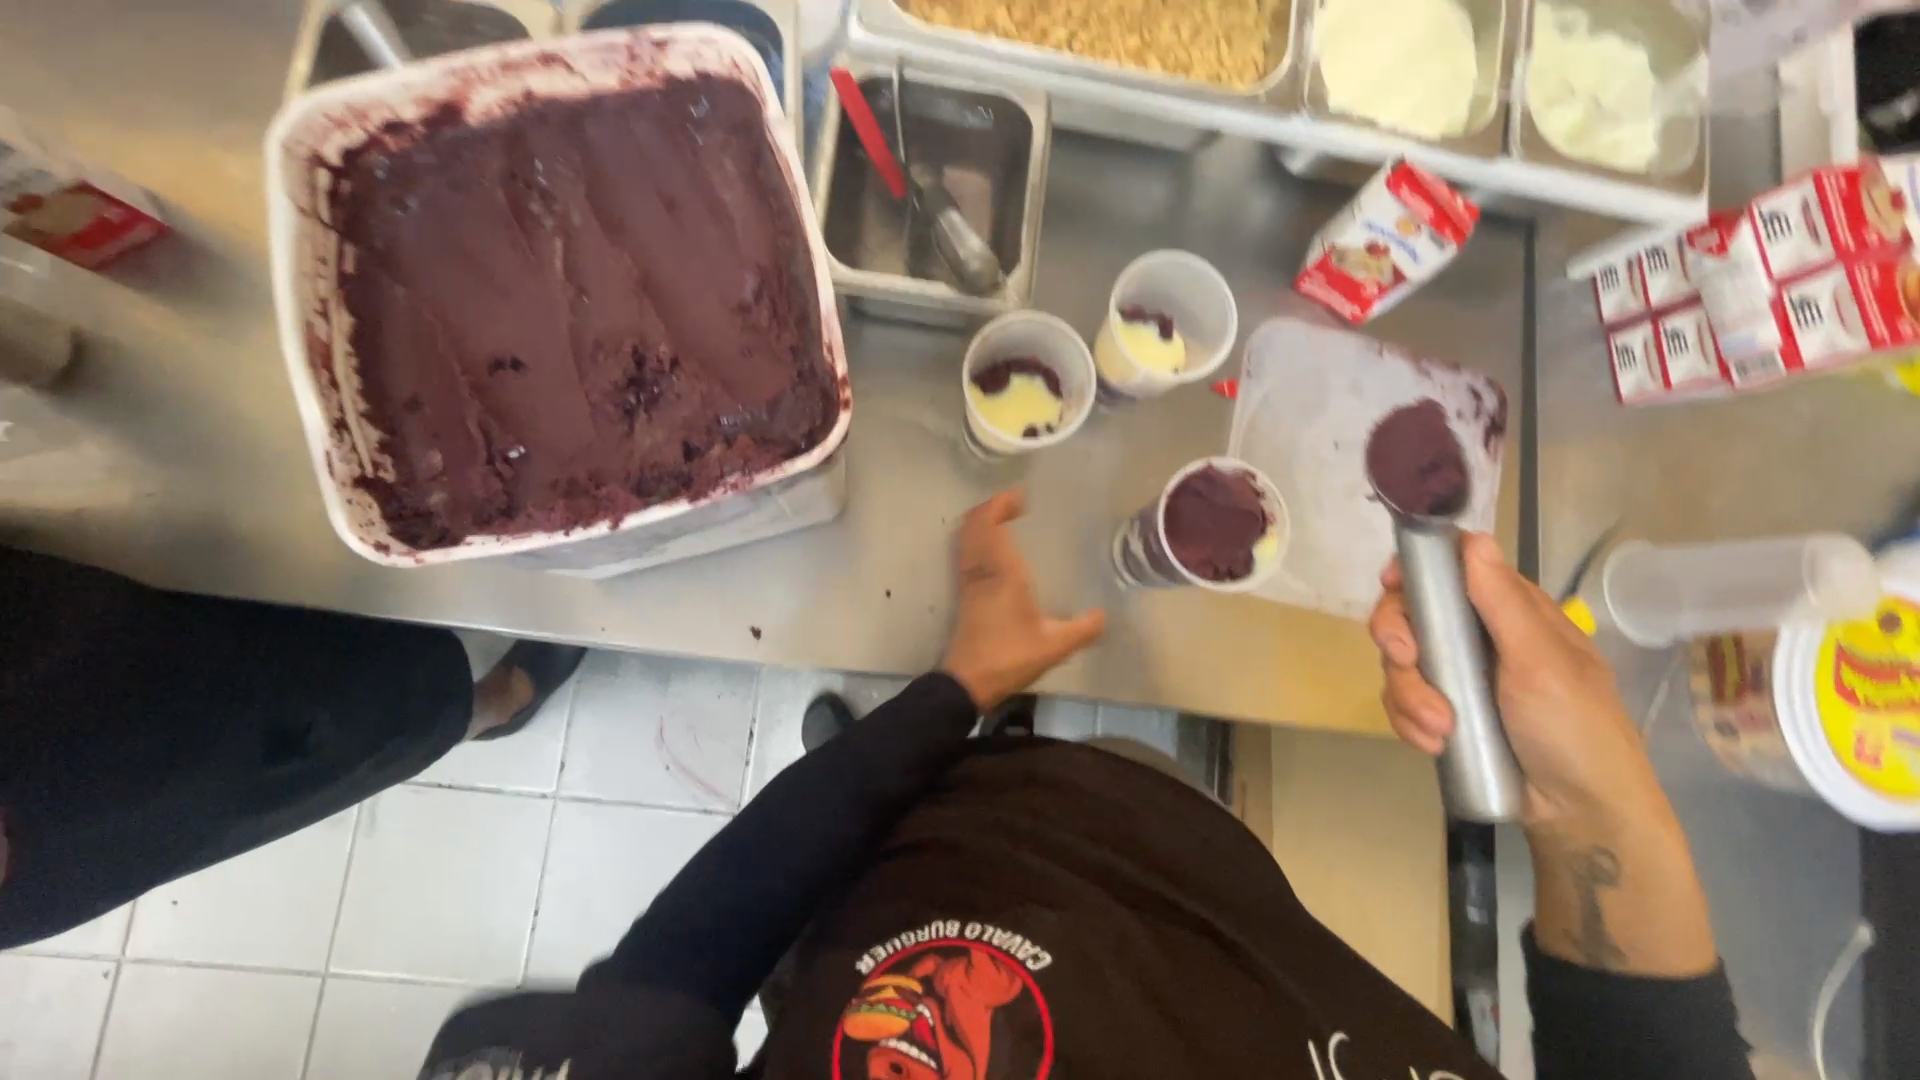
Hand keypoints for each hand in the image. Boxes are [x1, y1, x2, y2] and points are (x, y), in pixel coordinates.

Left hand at [941, 491, 1105, 709]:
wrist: (968, 682)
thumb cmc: (1010, 657)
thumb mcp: (1055, 646)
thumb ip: (1084, 628)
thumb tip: (1103, 615)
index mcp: (1002, 573)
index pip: (991, 524)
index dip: (1000, 504)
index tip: (1020, 497)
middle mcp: (980, 570)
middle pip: (972, 525)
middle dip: (989, 508)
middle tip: (1014, 505)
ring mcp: (967, 583)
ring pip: (964, 539)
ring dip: (979, 525)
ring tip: (1003, 524)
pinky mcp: (962, 597)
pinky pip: (964, 556)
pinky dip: (975, 543)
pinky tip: (993, 554)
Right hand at [1366, 533, 1667, 838]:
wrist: (1579, 812)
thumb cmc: (1576, 728)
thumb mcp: (1542, 662)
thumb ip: (1503, 603)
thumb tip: (1474, 538)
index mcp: (1509, 612)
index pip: (1452, 569)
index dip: (1417, 570)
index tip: (1392, 584)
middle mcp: (1477, 636)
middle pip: (1410, 613)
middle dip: (1398, 638)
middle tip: (1405, 660)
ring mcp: (1456, 675)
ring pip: (1398, 662)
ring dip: (1408, 694)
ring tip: (1439, 728)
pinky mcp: (1441, 710)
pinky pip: (1399, 701)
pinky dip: (1408, 720)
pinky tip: (1434, 742)